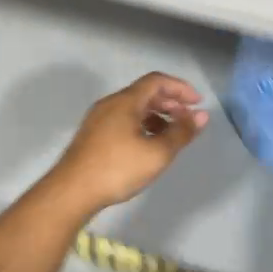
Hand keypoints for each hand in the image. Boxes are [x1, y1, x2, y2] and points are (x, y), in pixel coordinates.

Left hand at [43, 73, 208, 214]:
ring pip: (133, 108)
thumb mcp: (156, 153)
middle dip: (170, 102)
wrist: (72, 190)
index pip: (156, 81)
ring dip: (156, 115)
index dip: (180, 88)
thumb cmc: (117, 168)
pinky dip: (141, 125)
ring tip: (172, 135)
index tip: (197, 103)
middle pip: (144, 93)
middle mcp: (110, 103)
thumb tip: (200, 116)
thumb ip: (181, 133)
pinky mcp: (93, 134)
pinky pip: (123, 120)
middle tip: (188, 119)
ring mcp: (98, 118)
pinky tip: (148, 145)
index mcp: (125, 101)